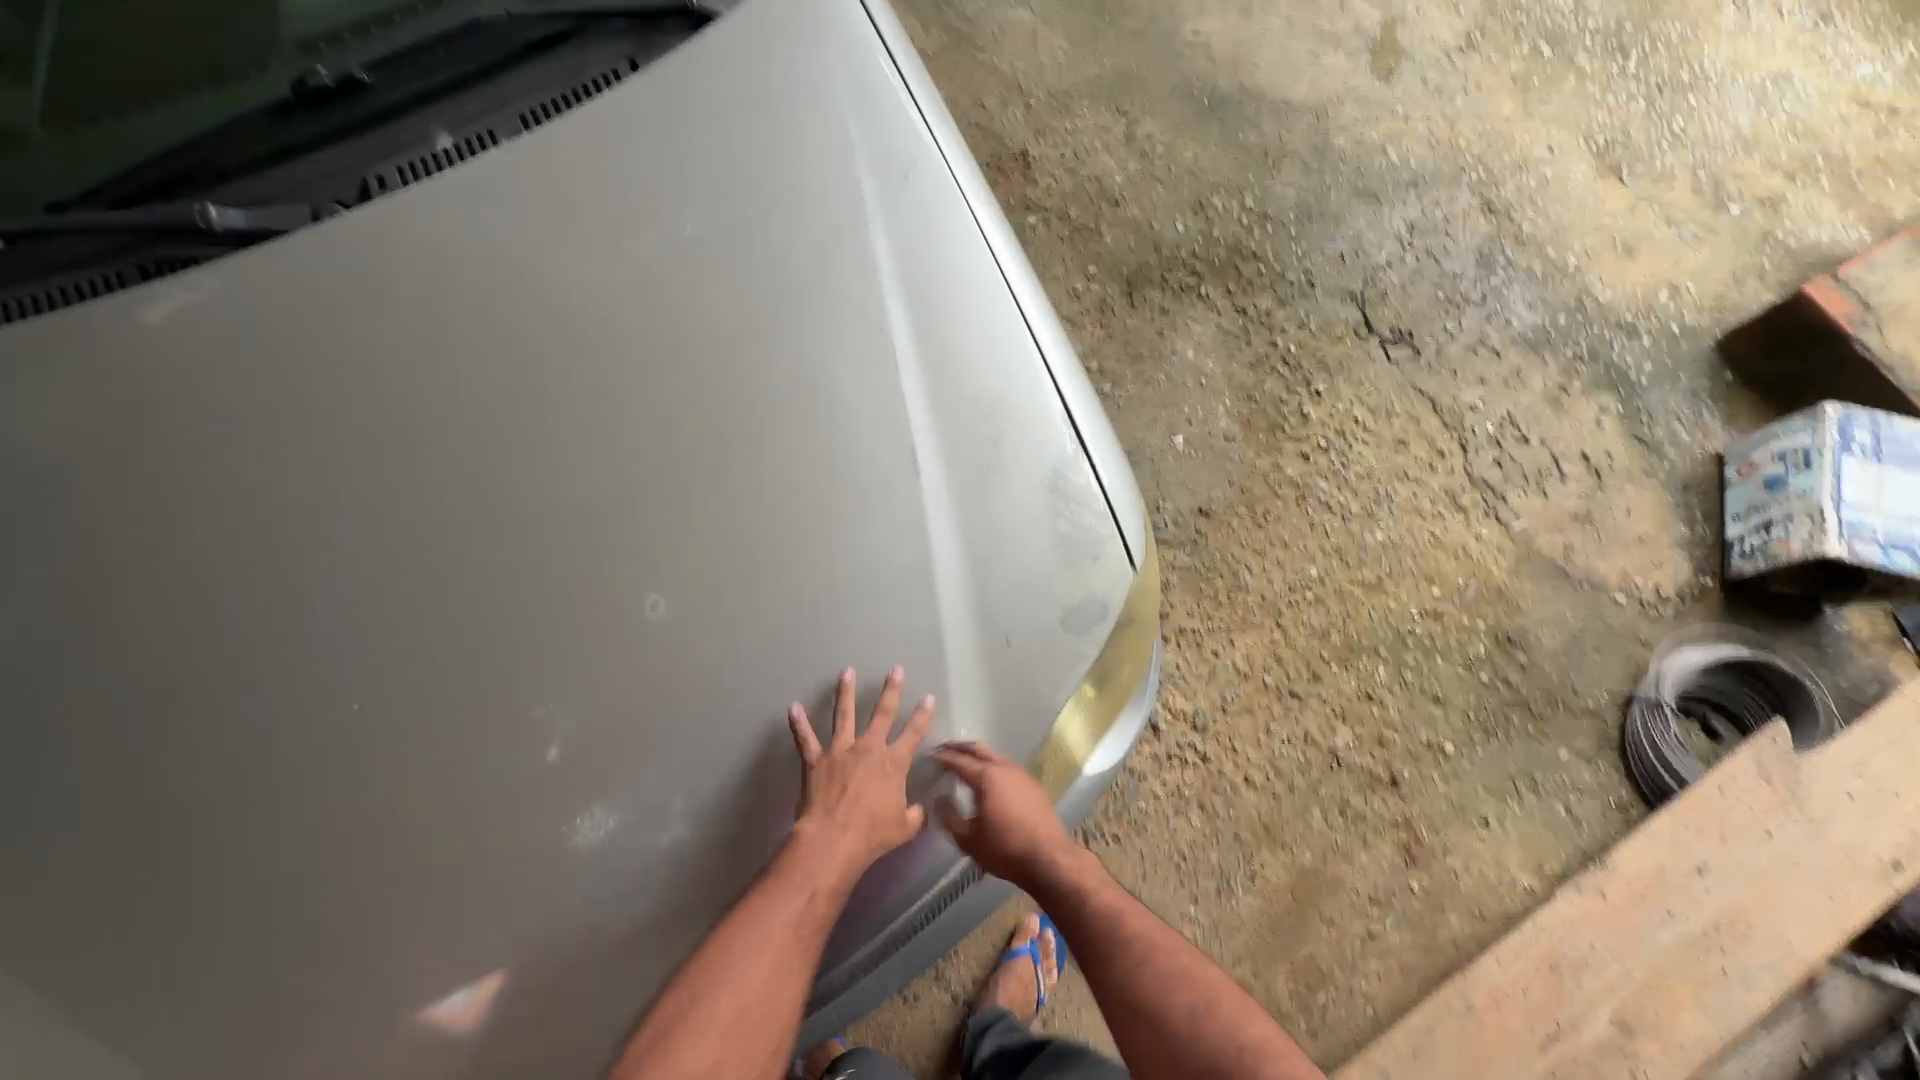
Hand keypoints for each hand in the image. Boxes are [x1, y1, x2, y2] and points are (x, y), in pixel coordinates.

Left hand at [787, 666, 933, 875]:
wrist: (833, 839)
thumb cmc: (872, 835)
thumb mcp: (904, 827)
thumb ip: (914, 814)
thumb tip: (919, 809)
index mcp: (893, 763)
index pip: (914, 733)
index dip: (923, 714)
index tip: (928, 696)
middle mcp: (868, 749)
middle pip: (883, 713)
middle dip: (891, 690)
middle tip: (895, 669)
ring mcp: (840, 751)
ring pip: (844, 715)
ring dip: (845, 692)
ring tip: (846, 671)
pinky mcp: (816, 760)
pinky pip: (805, 739)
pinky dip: (798, 724)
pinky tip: (793, 708)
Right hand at [932, 740, 1080, 885]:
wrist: (1049, 858)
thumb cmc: (1005, 849)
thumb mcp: (968, 839)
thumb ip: (949, 817)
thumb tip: (939, 799)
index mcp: (986, 777)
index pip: (958, 760)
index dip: (941, 757)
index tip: (928, 755)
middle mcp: (1004, 768)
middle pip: (978, 748)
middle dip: (959, 746)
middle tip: (943, 748)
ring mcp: (1021, 774)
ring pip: (994, 755)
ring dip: (977, 754)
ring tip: (963, 761)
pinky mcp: (1032, 784)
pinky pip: (1006, 765)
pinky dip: (992, 764)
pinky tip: (988, 777)